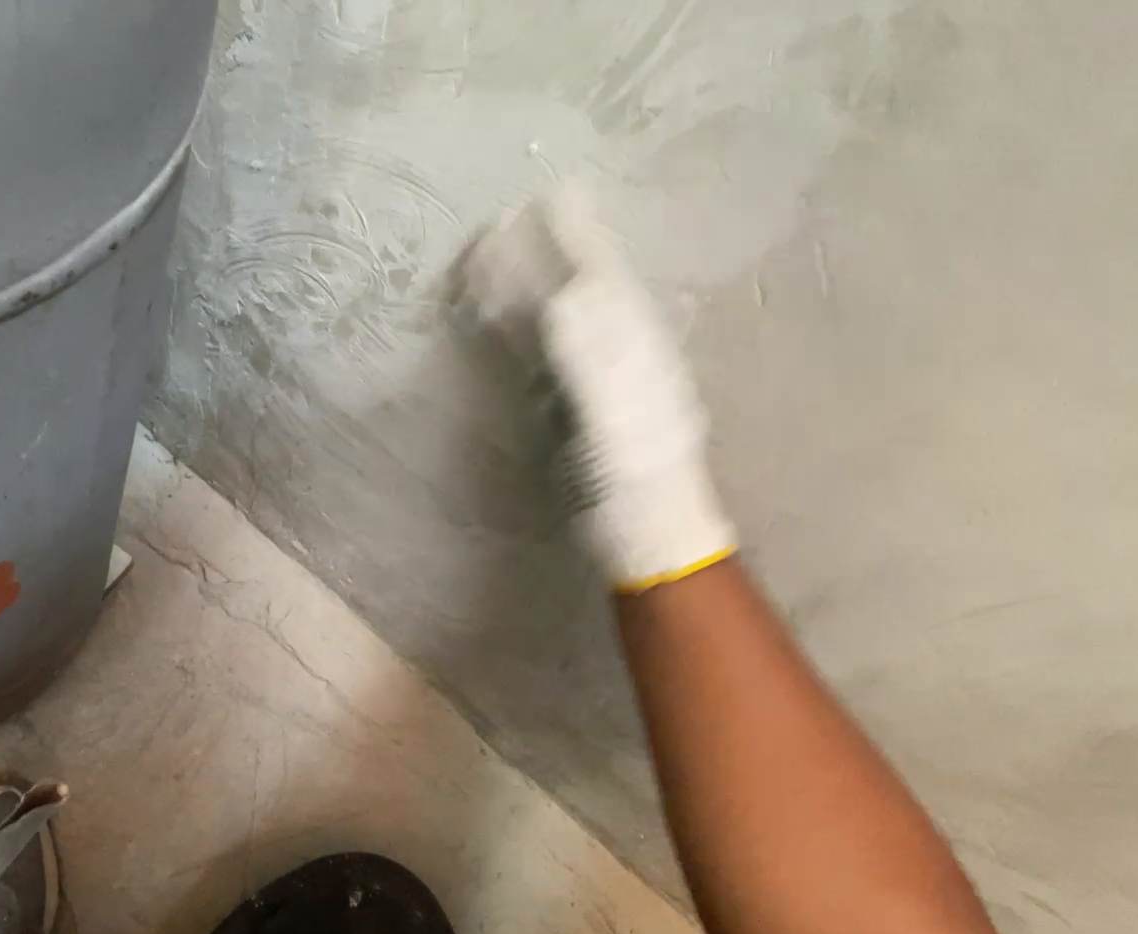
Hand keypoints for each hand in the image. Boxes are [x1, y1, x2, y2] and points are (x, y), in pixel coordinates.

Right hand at [458, 188, 734, 590]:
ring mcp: (600, 383)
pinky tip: (502, 324)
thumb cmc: (639, 482)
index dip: (579, 240)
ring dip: (525, 290)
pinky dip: (520, 335)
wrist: (647, 533)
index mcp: (639, 351)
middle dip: (543, 256)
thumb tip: (569, 296)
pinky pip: (545, 359)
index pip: (605, 281)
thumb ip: (595, 360)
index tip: (555, 196)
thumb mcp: (620, 420)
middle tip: (504, 223)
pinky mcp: (578, 410)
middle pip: (579, 293)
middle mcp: (622, 356)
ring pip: (558, 323)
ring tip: (491, 262)